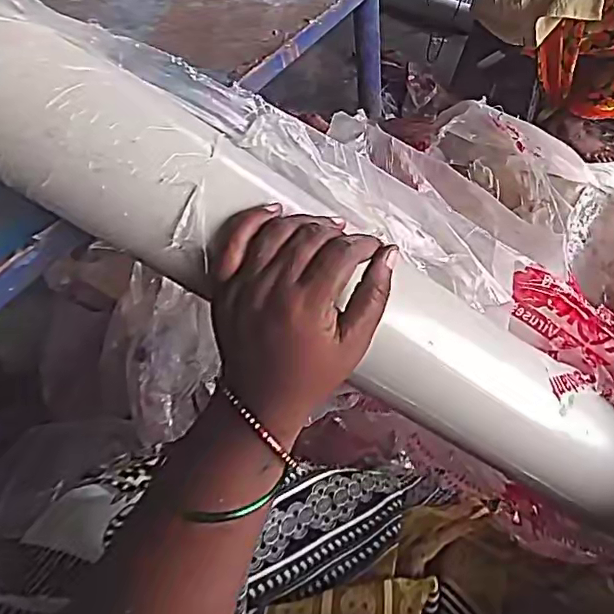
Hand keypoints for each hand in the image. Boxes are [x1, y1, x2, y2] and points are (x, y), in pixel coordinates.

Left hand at [209, 206, 396, 435]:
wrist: (258, 402)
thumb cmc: (308, 377)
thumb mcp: (354, 344)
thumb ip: (374, 296)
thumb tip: (388, 256)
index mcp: (307, 305)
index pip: (340, 253)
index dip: (362, 243)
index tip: (371, 246)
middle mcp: (273, 289)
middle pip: (309, 236)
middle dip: (336, 231)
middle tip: (348, 238)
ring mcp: (245, 284)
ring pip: (277, 231)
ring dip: (303, 220)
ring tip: (320, 226)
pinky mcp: (225, 283)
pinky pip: (235, 238)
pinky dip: (253, 219)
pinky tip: (273, 212)